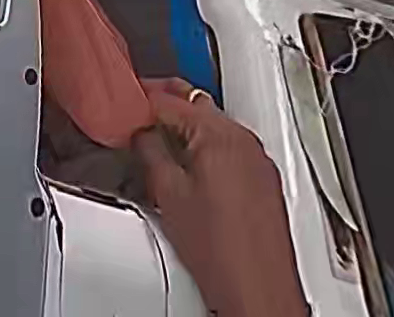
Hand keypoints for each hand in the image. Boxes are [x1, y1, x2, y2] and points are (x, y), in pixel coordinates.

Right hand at [132, 79, 309, 316]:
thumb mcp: (167, 193)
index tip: (129, 101)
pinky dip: (208, 144)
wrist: (259, 295)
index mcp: (218, 134)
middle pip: (196, 104)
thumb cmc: (221, 254)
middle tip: (142, 108)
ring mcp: (257, 158)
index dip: (143, 98)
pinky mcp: (264, 177)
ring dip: (187, 125)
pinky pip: (231, 144)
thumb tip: (140, 133)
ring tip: (160, 138)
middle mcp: (243, 139)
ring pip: (214, 123)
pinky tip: (191, 163)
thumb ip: (148, 150)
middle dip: (166, 104)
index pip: (171, 100)